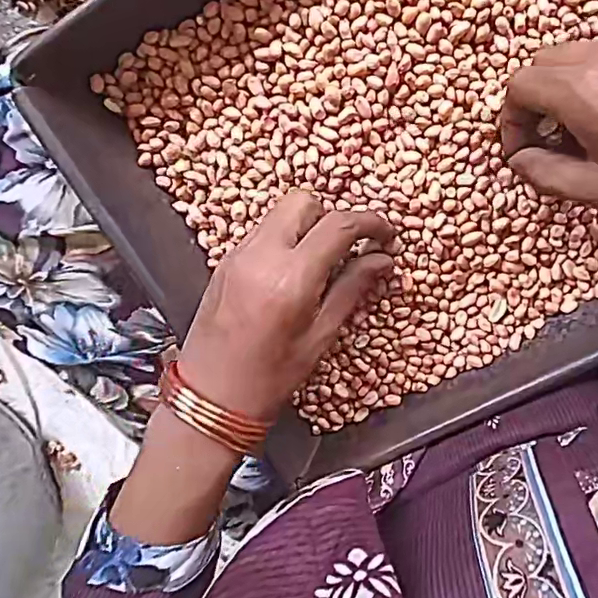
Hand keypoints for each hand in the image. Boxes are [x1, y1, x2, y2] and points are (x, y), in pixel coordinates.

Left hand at [178, 191, 396, 423]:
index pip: (338, 225)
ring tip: (323, 261)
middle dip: (333, 216)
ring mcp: (238, 254)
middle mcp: (261, 256)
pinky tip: (295, 270)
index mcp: (291, 278)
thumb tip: (382, 260)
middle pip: (305, 201)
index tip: (386, 235)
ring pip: (282, 212)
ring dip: (308, 225)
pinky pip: (263, 231)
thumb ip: (352, 288)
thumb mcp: (321, 335)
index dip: (370, 223)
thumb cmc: (270, 377)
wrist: (210, 395)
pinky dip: (286, 238)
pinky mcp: (225, 260)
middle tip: (350, 247)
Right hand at [500, 33, 597, 226]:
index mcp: (586, 90)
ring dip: (563, 91)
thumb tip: (520, 160)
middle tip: (550, 143)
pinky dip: (594, 81)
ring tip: (585, 134)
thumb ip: (547, 173)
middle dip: (535, 103)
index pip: (519, 87)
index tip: (523, 150)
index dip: (511, 121)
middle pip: (542, 65)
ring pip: (574, 57)